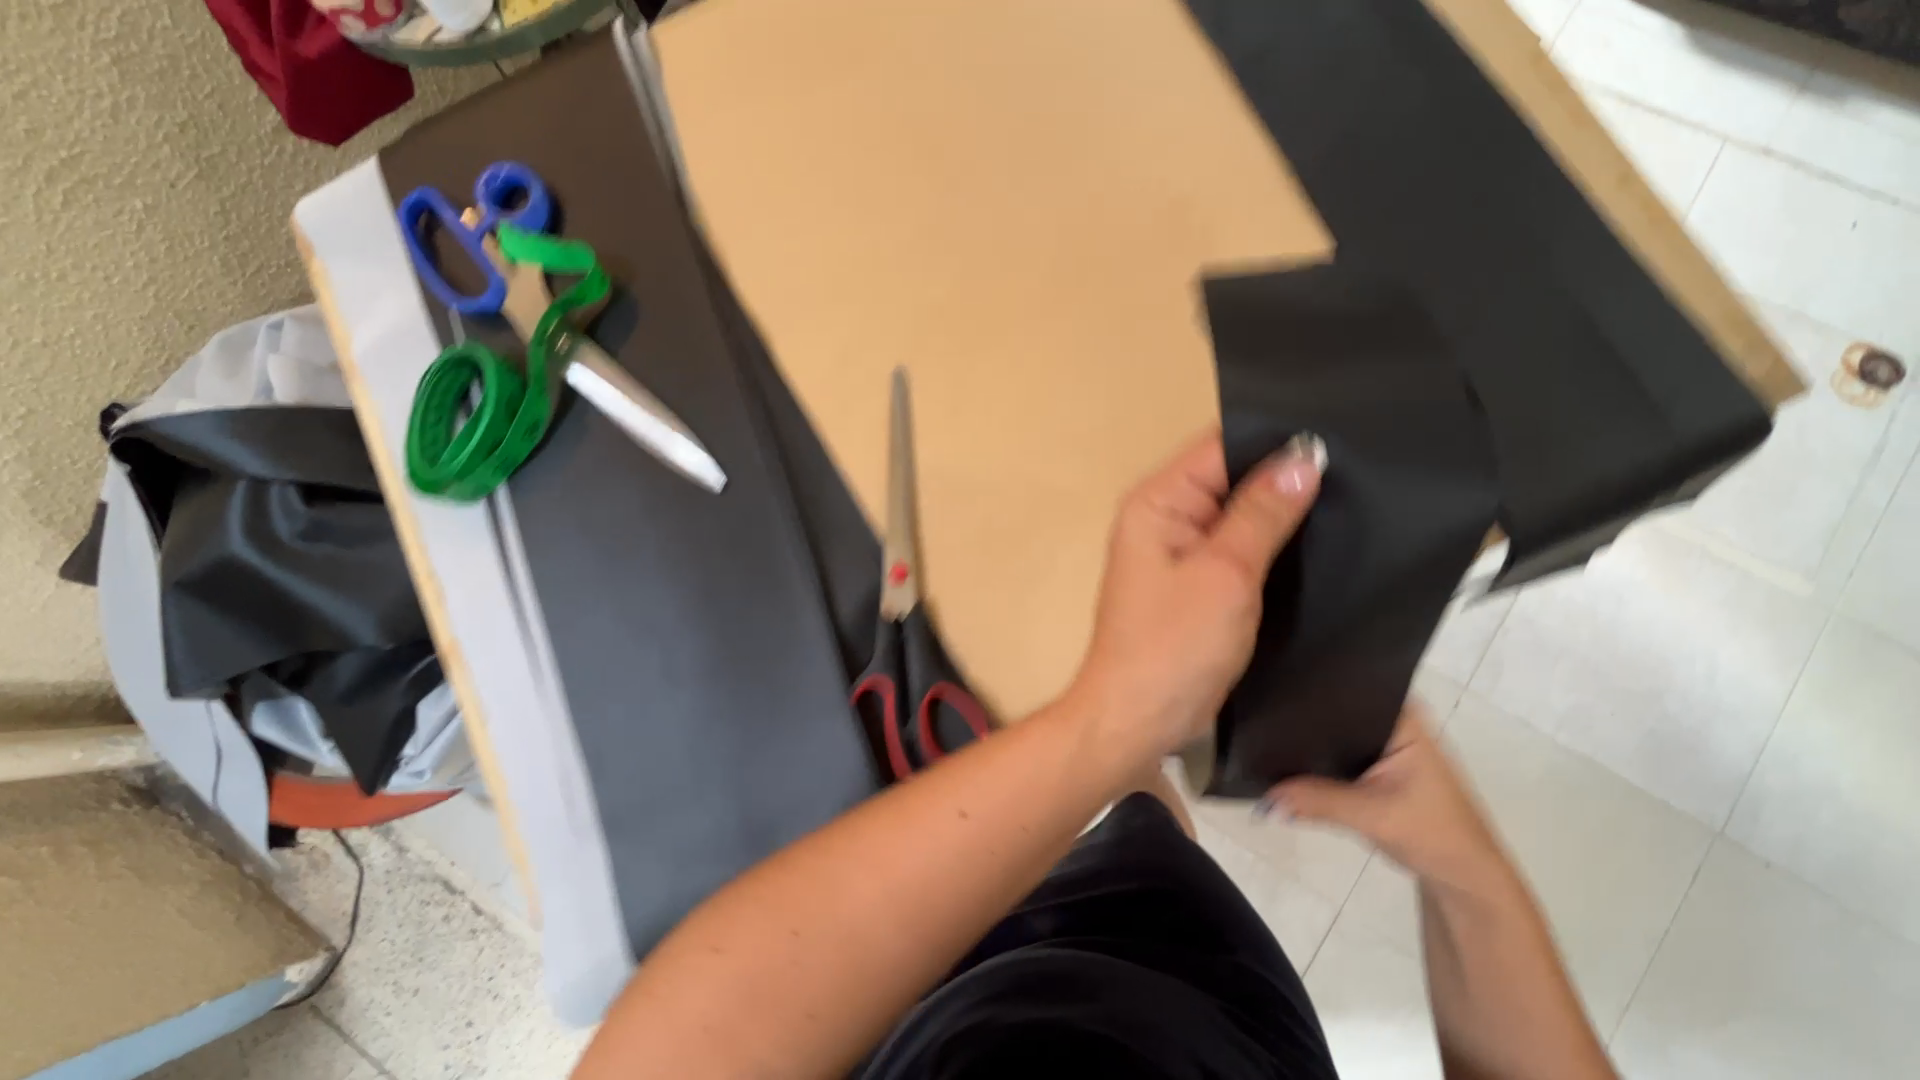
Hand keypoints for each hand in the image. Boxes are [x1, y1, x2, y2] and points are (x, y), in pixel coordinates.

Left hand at [1070, 431, 1322, 761]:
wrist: (1139, 719)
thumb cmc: (1175, 645)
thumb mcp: (1226, 572)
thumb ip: (1263, 512)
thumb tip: (1304, 456)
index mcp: (1158, 501)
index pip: (1221, 446)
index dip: (1275, 439)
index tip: (1339, 436)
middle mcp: (1164, 517)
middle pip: (1232, 477)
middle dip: (1286, 476)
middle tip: (1360, 469)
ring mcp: (1180, 552)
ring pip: (1240, 515)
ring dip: (1283, 513)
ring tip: (1353, 499)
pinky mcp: (1197, 584)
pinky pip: (1239, 550)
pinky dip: (1272, 547)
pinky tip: (1319, 544)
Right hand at [1269, 704, 1519, 901]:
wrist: (1464, 881)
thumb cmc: (1434, 835)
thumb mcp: (1373, 816)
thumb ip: (1317, 801)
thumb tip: (1264, 797)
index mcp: (1404, 719)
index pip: (1351, 690)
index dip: (1312, 688)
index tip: (1271, 687)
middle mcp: (1394, 724)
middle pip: (1337, 711)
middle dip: (1302, 716)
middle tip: (1258, 714)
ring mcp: (1385, 748)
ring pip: (1334, 736)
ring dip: (1307, 742)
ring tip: (1262, 734)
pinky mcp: (1375, 771)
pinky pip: (1336, 756)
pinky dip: (1315, 762)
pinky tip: (1283, 762)